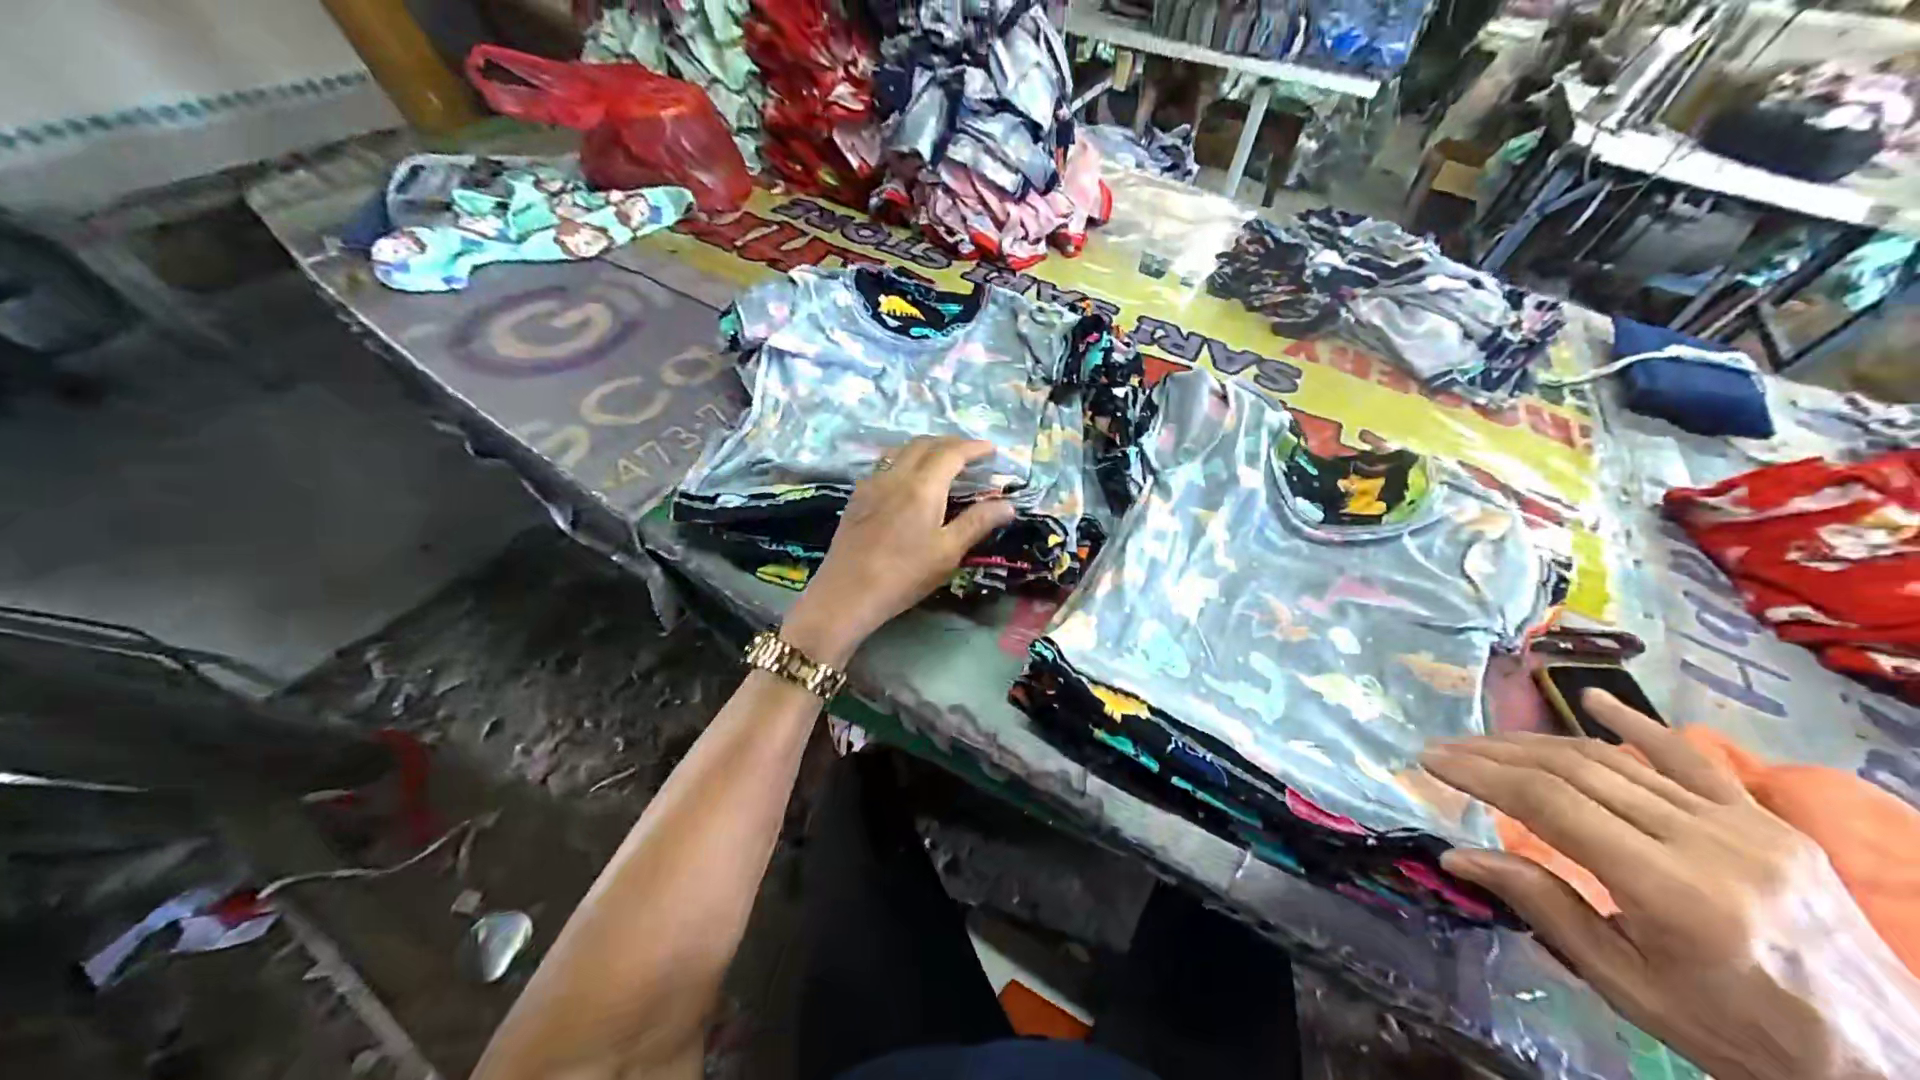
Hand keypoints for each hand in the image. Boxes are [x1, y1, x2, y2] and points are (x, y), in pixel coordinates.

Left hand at [779, 437, 1014, 667]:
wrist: (847, 593)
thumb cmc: (904, 575)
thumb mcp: (948, 552)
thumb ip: (977, 523)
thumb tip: (1008, 505)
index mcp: (923, 486)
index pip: (952, 453)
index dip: (974, 447)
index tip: (991, 449)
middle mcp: (895, 476)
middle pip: (924, 444)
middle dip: (950, 443)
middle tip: (970, 453)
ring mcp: (872, 484)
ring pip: (901, 451)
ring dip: (926, 449)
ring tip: (941, 461)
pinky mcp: (857, 498)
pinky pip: (885, 466)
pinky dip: (904, 461)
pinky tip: (907, 481)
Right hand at [1422, 693, 1919, 1079]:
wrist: (1888, 1064)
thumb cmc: (1739, 1035)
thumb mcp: (1629, 986)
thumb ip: (1544, 908)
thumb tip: (1458, 854)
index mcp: (1676, 895)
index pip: (1551, 805)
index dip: (1481, 775)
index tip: (1432, 760)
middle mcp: (1713, 845)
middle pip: (1577, 771)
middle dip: (1497, 754)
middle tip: (1445, 749)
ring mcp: (1749, 826)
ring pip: (1618, 760)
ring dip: (1540, 743)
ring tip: (1487, 742)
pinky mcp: (1770, 822)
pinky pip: (1691, 759)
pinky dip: (1635, 724)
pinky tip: (1592, 699)